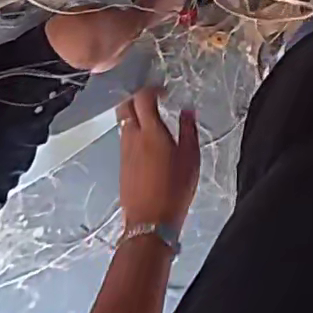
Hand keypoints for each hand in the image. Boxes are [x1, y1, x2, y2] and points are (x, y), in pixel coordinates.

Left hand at [115, 88, 198, 228]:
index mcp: (151, 131)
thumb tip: (187, 109)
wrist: (150, 224)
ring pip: (123, 122)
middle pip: (125, 106)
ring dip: (135, 114)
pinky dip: (133, 130)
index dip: (151, 88)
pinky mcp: (122, 164)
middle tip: (153, 99)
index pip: (142, 98)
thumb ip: (188, 129)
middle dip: (136, 96)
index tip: (164, 92)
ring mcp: (124, 151)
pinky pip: (124, 137)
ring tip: (153, 118)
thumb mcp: (191, 157)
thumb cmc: (175, 188)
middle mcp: (133, 137)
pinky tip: (148, 140)